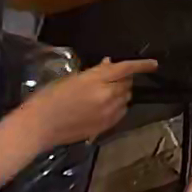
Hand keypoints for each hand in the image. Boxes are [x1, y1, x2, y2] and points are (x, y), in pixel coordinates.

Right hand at [12, 58, 159, 145]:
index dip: (142, 65)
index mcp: (96, 80)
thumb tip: (110, 64)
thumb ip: (95, 72)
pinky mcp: (106, 126)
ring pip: (126, 98)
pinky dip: (118, 106)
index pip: (126, 69)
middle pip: (127, 84)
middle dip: (124, 80)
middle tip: (112, 79)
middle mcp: (107, 96)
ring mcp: (108, 113)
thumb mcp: (71, 78)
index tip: (154, 64)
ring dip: (121, 93)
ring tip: (105, 93)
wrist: (37, 127)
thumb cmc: (48, 99)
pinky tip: (104, 106)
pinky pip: (121, 112)